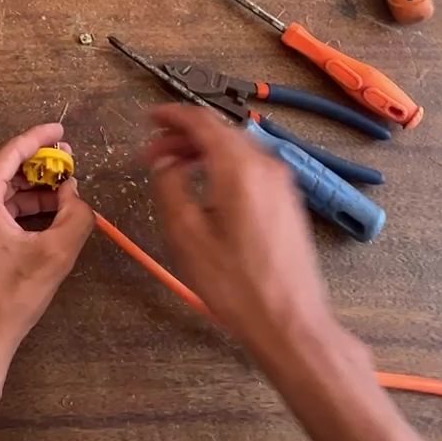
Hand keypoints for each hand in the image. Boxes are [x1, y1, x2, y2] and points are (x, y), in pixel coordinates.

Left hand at [0, 123, 93, 440]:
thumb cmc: (8, 298)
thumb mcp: (54, 254)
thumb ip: (76, 215)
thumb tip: (75, 193)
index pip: (11, 150)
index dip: (39, 137)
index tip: (61, 130)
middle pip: (1, 165)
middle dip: (36, 163)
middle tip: (67, 164)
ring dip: (27, 186)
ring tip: (62, 193)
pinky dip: (13, 203)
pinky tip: (40, 214)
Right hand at [145, 106, 427, 440]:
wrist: (291, 325)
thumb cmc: (237, 284)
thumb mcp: (186, 234)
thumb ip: (169, 185)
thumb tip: (165, 163)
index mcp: (238, 167)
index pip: (201, 121)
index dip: (172, 115)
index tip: (150, 118)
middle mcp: (265, 166)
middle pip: (219, 131)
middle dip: (183, 136)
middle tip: (155, 152)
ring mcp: (281, 183)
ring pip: (235, 147)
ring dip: (203, 150)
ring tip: (176, 169)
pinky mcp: (287, 200)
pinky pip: (250, 165)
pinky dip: (223, 164)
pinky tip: (207, 186)